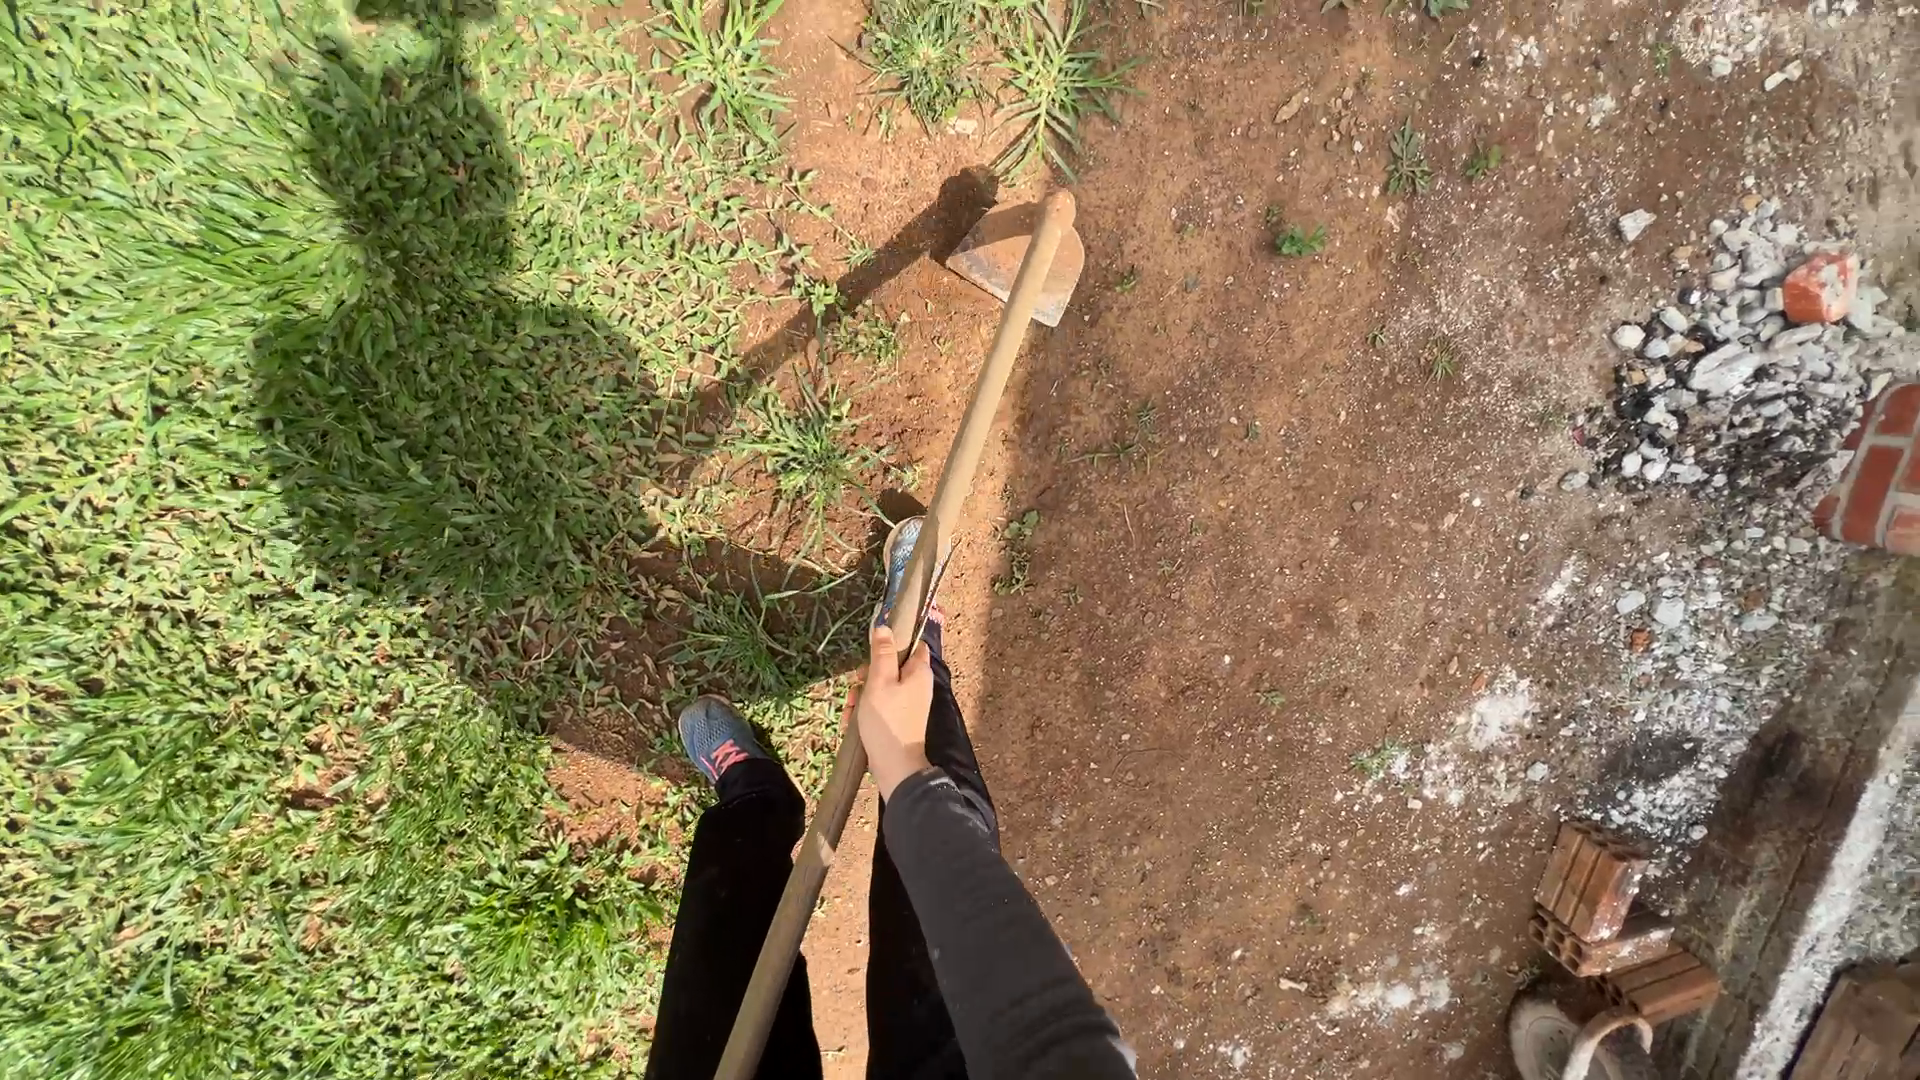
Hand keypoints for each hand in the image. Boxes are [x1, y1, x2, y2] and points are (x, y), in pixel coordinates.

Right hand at [855, 624, 933, 798]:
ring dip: (861, 696)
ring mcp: (906, 704)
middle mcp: (916, 686)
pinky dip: (864, 711)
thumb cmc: (888, 720)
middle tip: (857, 685)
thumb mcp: (880, 682)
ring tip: (852, 709)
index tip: (874, 648)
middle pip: (889, 667)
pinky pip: (878, 706)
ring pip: (879, 688)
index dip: (893, 643)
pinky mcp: (896, 719)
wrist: (895, 766)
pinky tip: (851, 722)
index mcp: (919, 672)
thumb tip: (885, 625)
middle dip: (867, 676)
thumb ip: (882, 653)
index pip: (913, 645)